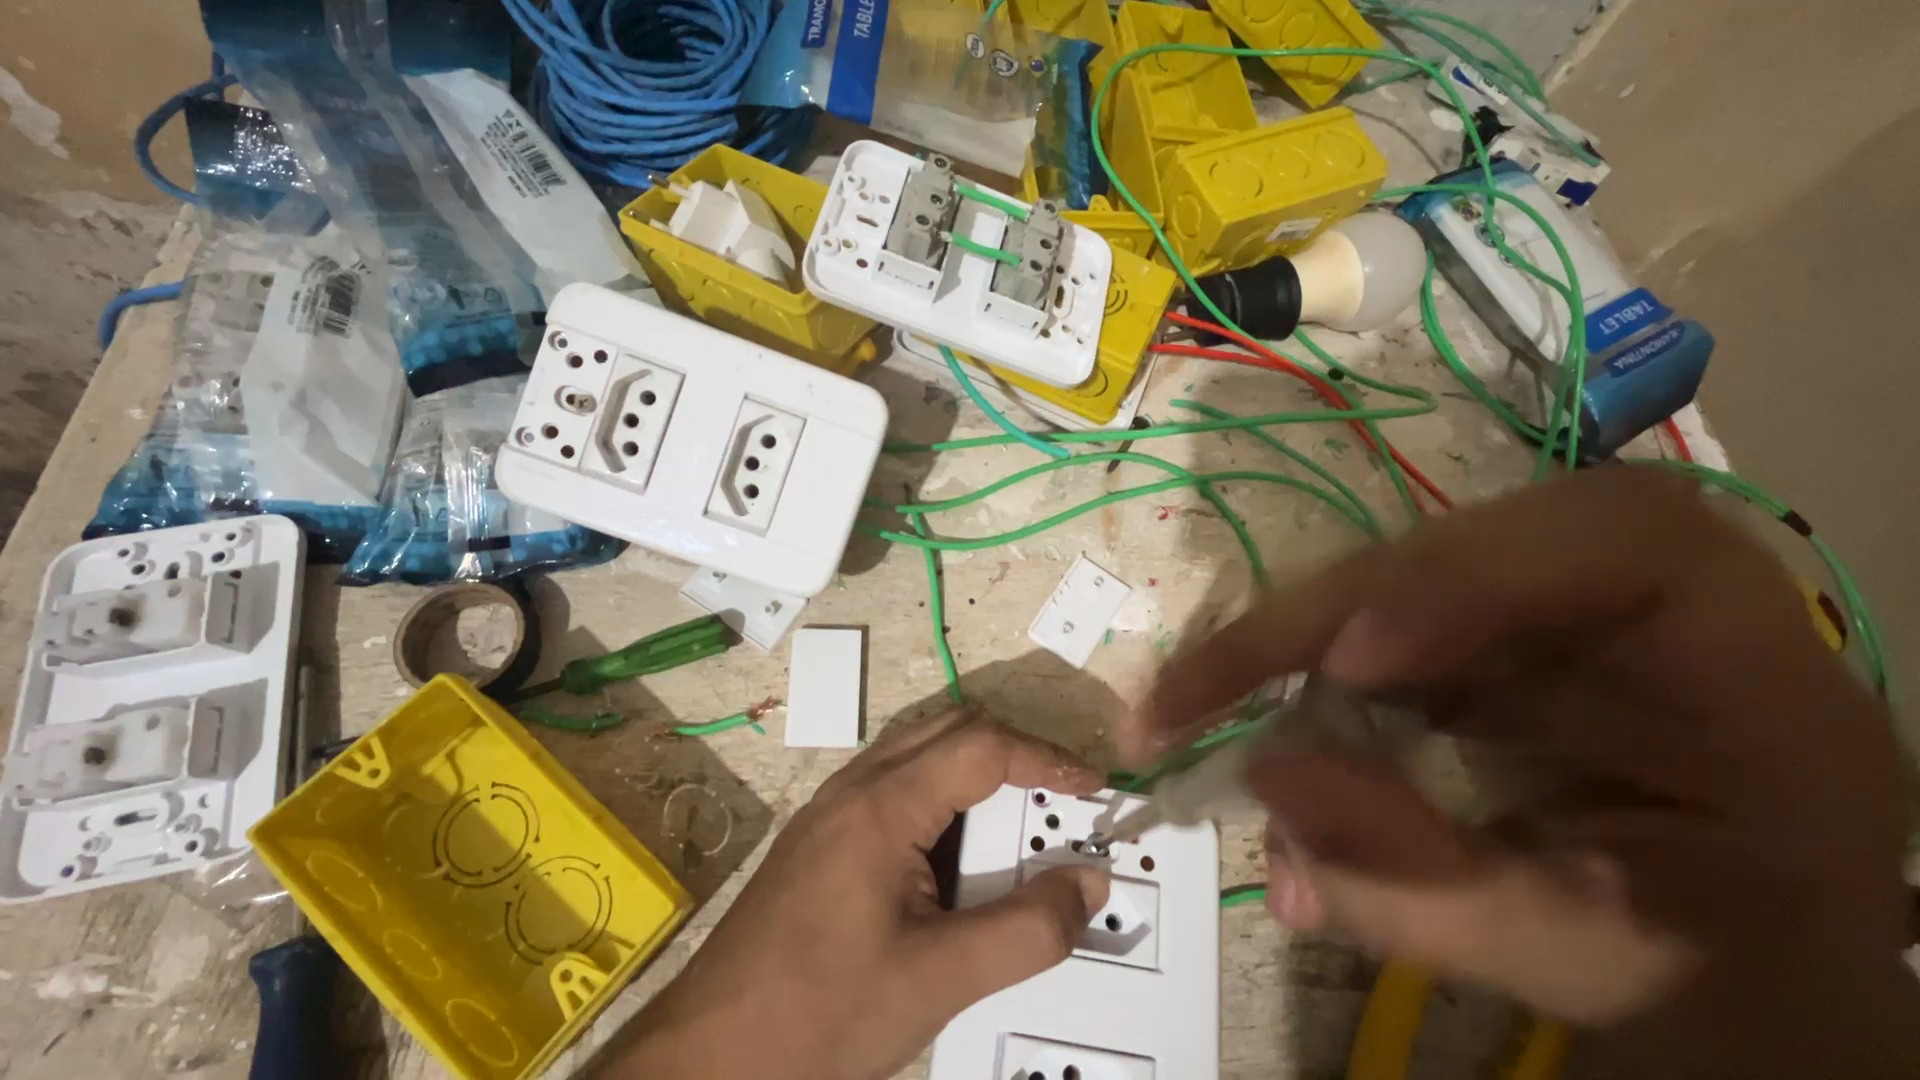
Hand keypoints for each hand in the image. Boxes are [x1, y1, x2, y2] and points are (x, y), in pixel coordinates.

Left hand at [603, 708, 1109, 1079]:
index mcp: (882, 805)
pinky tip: (956, 869)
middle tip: (1062, 803)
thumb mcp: (939, 980)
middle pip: (949, 733)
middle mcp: (853, 790)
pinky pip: (895, 795)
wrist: (704, 1058)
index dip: (1047, 758)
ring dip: (976, 782)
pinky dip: (942, 809)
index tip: (1096, 788)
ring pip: (919, 760)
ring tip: (1018, 837)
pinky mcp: (820, 844)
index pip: (982, 746)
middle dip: (1014, 756)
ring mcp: (830, 813)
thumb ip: (1026, 930)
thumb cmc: (820, 1014)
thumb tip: (1091, 882)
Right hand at [1124, 469, 1917, 1072]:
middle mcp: (1621, 602)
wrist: (1727, 961)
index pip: (1617, 541)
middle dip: (1304, 620)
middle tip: (1185, 700)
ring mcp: (1530, 611)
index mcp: (1732, 659)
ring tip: (1182, 709)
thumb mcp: (1576, 954)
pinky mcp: (1464, 636)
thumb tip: (1257, 775)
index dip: (1471, 576)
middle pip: (1444, 549)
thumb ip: (1417, 882)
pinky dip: (1281, 667)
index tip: (1349, 666)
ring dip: (1272, 644)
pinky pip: (1356, 622)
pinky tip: (1225, 706)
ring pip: (1380, 579)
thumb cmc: (1702, 967)